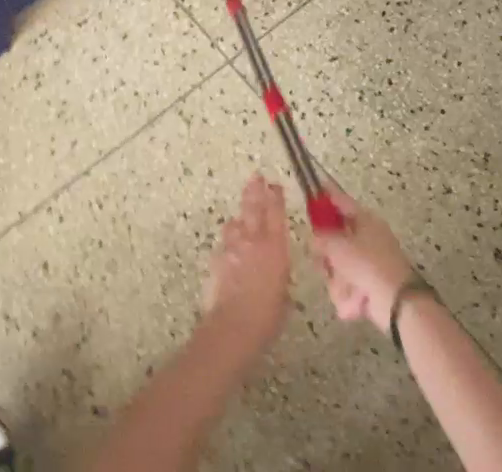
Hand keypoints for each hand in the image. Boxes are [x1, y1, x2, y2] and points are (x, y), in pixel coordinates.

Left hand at [200, 173, 290, 353]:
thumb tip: (273, 270)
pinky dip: (229, 242)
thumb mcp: (284, 292)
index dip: (275, 197)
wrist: (234, 324)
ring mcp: (232, 248)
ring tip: (242, 216)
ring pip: (235, 223)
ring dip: (239, 218)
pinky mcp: (217, 259)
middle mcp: (253, 241)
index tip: (275, 185)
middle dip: (254, 191)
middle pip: (253, 208)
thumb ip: (278, 273)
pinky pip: (225, 243)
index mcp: (275, 248)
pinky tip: (231, 249)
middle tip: (255, 177)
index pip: (276, 214)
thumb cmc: (268, 314)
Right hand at [310, 186, 414, 330]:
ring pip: (340, 266)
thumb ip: (321, 237)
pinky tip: (355, 300)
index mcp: (366, 221)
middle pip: (337, 239)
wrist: (397, 302)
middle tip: (322, 259)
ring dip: (338, 279)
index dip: (327, 195)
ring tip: (345, 286)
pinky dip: (349, 295)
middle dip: (327, 253)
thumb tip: (315, 237)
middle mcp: (369, 239)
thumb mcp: (337, 245)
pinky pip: (349, 287)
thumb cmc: (366, 264)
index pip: (342, 201)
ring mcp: (371, 264)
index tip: (315, 188)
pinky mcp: (372, 287)